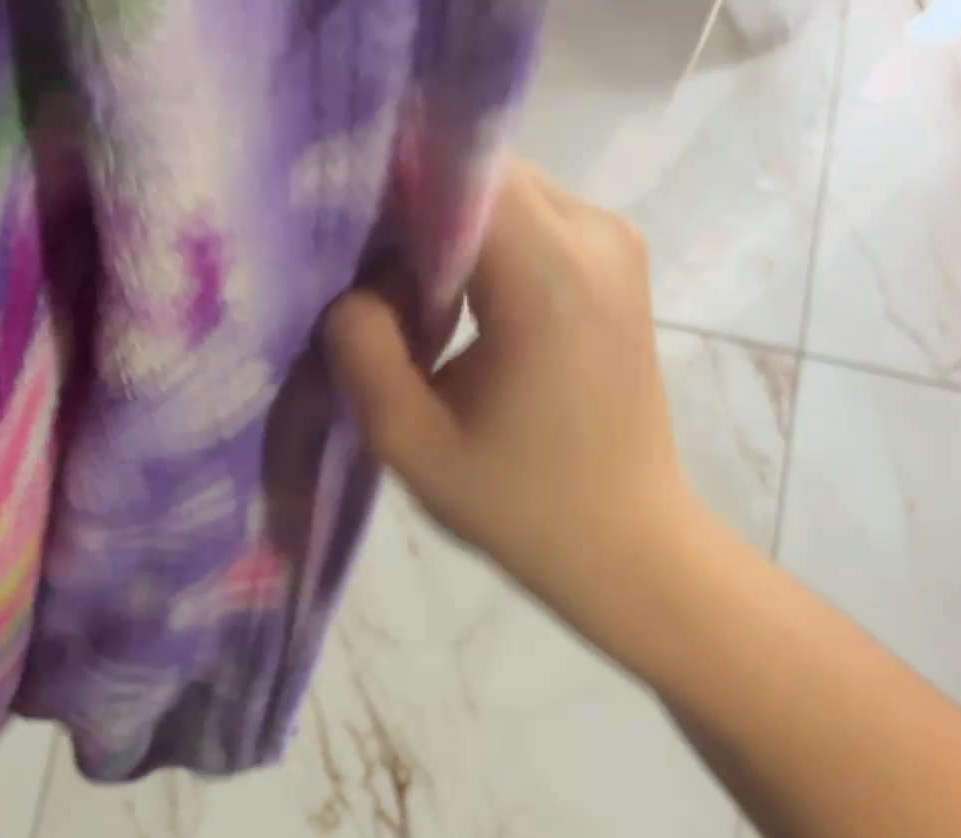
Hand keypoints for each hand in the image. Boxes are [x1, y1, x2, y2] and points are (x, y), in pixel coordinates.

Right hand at [322, 157, 701, 621]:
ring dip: (441, 237)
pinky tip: (448, 313)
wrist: (622, 540)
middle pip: (479, 178)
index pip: (456, 174)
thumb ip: (363, 350)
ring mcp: (612, 245)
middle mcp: (593, 236)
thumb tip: (348, 289)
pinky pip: (527, 226)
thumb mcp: (409, 441)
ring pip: (500, 198)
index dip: (388, 193)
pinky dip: (477, 252)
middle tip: (360, 283)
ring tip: (399, 306)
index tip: (338, 240)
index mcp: (547, 277)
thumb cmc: (516, 502)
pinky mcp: (612, 267)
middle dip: (411, 216)